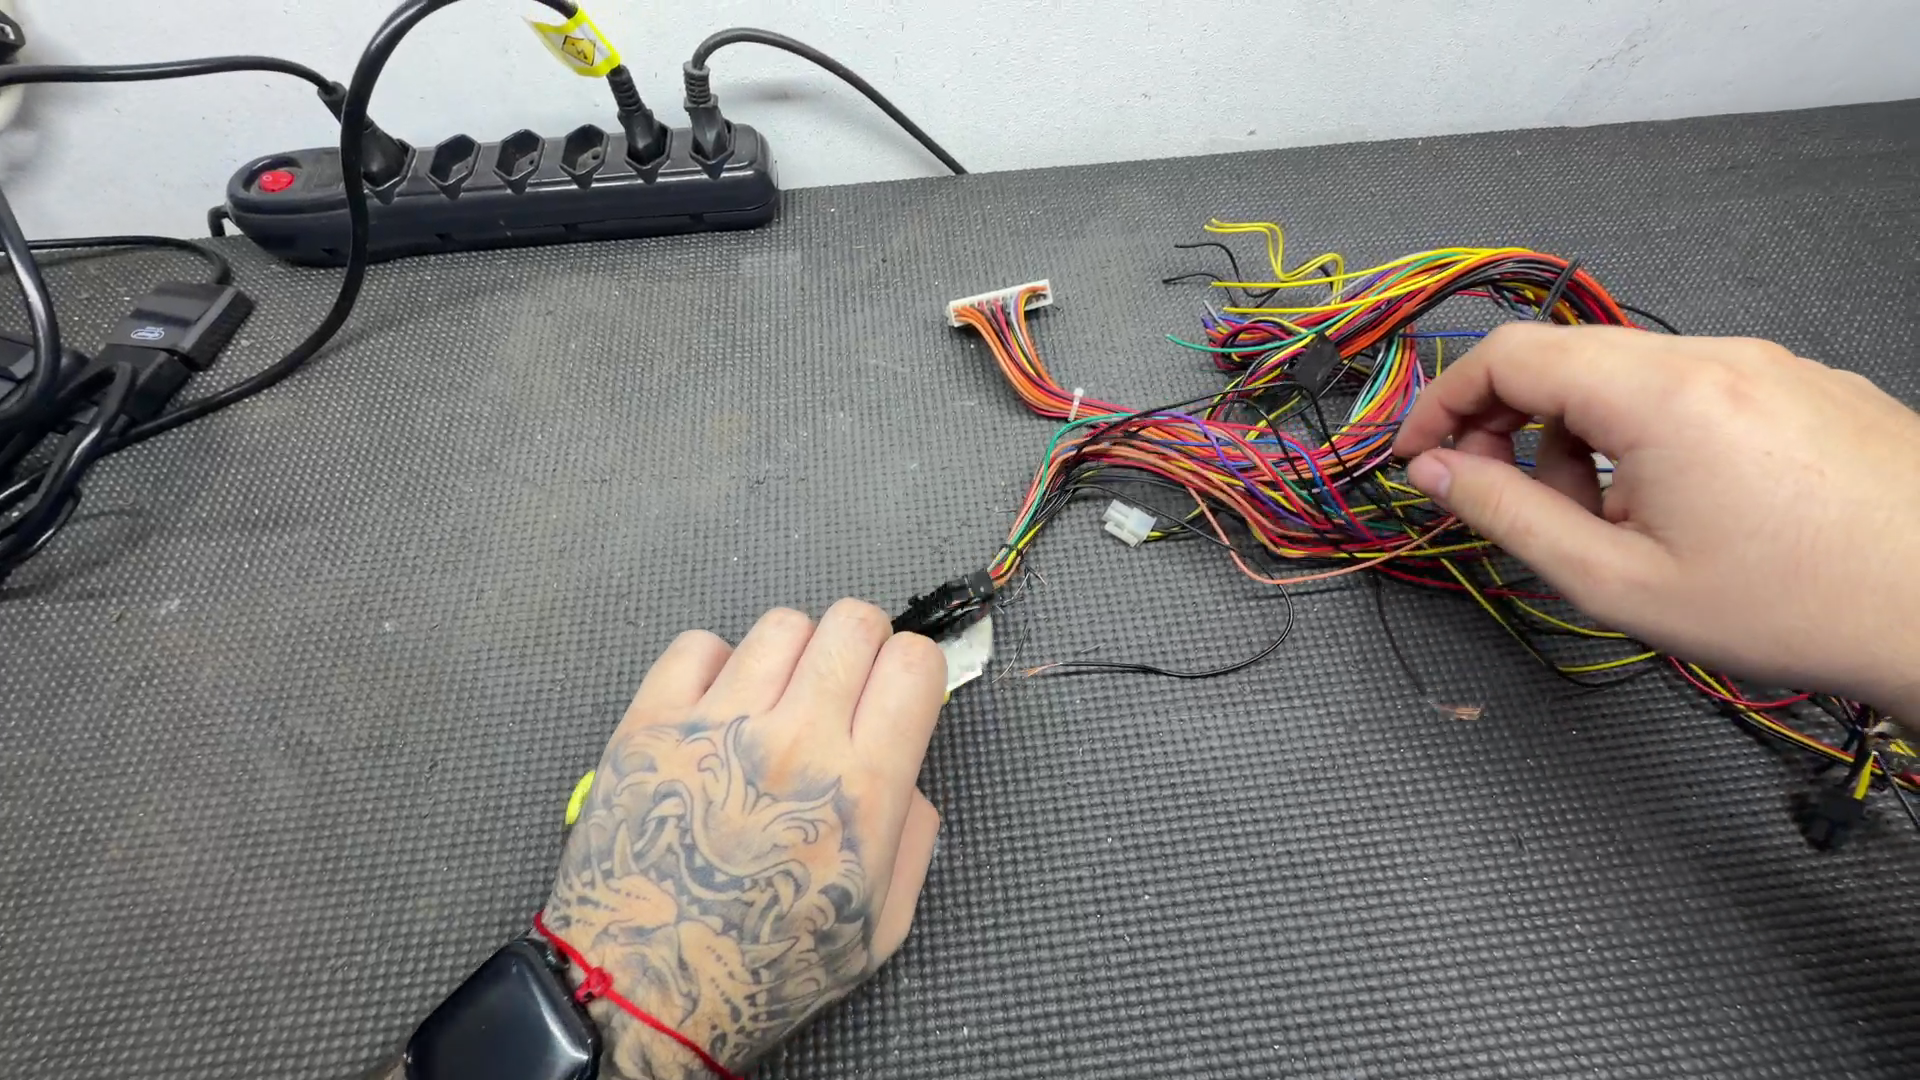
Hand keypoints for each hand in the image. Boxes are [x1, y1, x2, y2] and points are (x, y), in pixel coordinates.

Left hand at [541, 601, 945, 1079]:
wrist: (638, 993)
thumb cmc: (765, 965)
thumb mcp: (881, 925)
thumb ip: (917, 835)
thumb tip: (906, 768)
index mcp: (862, 788)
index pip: (913, 664)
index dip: (916, 664)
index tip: (899, 687)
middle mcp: (796, 741)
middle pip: (853, 622)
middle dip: (864, 643)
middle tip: (845, 684)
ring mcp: (720, 723)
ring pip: (783, 624)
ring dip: (794, 654)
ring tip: (777, 699)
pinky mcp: (653, 720)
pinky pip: (700, 643)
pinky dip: (717, 665)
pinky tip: (718, 708)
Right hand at [1393, 323, 1919, 714]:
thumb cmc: (1787, 605)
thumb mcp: (1608, 576)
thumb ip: (1502, 511)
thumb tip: (1430, 470)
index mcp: (1661, 393)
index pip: (1505, 356)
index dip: (1439, 403)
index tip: (1416, 459)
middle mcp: (1713, 356)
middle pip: (1554, 358)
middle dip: (1497, 422)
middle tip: (1489, 492)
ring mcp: (1764, 365)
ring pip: (1610, 375)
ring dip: (1562, 435)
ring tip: (1587, 514)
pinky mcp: (1795, 385)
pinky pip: (1670, 387)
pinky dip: (1622, 432)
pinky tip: (1652, 498)